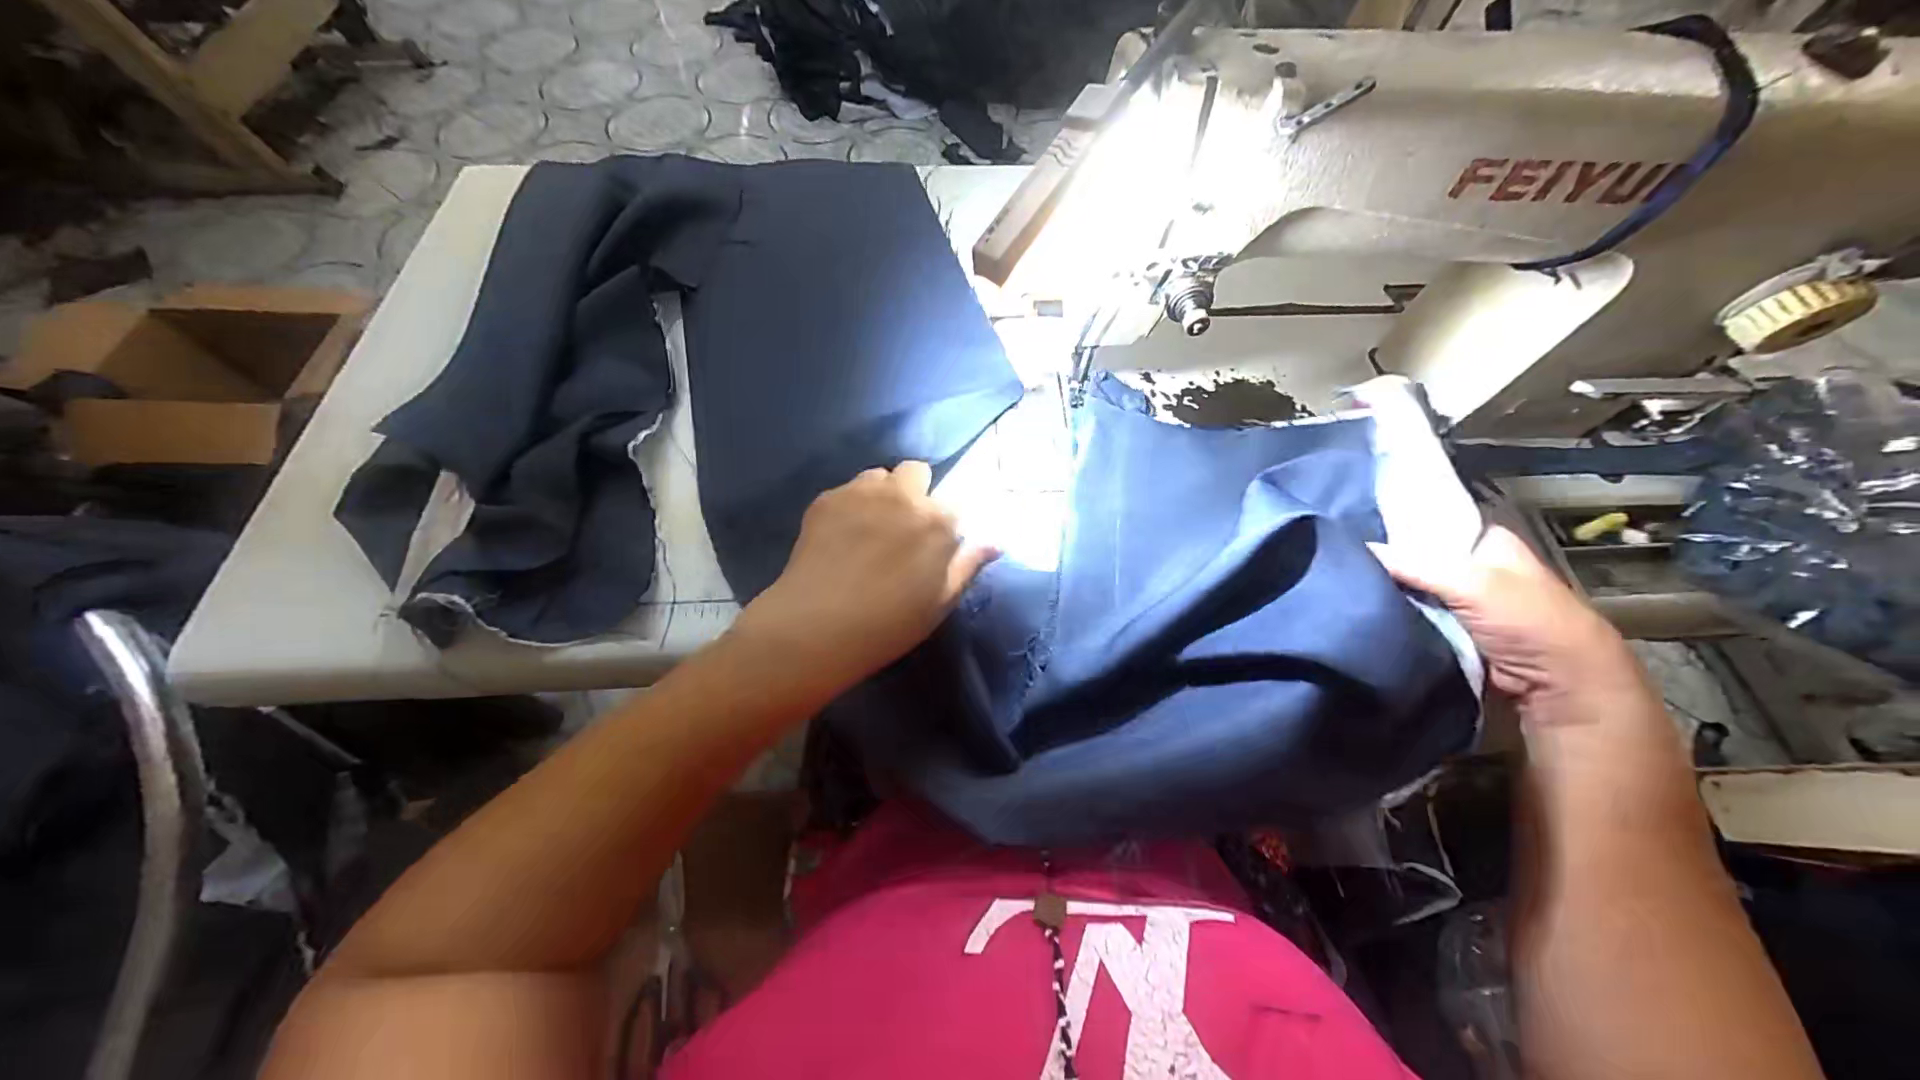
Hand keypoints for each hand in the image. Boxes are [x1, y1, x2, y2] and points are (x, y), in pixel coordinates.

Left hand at [731, 461, 997, 698]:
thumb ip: (967, 566)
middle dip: (915, 491)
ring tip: (870, 527)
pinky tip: (840, 537)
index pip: (953, 505)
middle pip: (916, 472)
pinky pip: (847, 489)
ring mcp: (860, 493)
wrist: (817, 626)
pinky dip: (850, 505)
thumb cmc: (888, 623)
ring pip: (879, 475)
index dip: (944, 524)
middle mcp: (902, 496)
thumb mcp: (940, 602)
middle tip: (902, 528)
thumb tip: (994, 542)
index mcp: (937, 522)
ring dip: (882, 493)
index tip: (933, 545)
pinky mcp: (826, 499)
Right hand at [1369, 526, 1644, 720]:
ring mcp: (1460, 603)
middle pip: (1416, 558)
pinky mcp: (1448, 632)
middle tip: (1344, 561)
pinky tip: (1363, 610)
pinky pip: (1412, 617)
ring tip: (1345, 585)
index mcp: (1488, 543)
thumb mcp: (1472, 582)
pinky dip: (1394, 616)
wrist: (1556, 688)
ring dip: (1387, 592)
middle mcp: (1473, 569)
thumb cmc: (1527, 622)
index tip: (1355, 530)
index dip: (1396, 527)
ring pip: (1410, 590)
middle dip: (1386, 563)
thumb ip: (1414, 564)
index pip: (1432, 524)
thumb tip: (1358, 550)